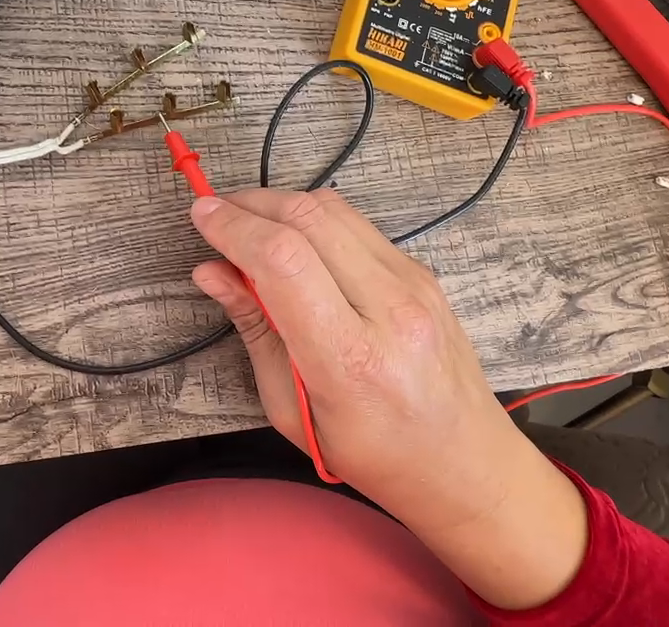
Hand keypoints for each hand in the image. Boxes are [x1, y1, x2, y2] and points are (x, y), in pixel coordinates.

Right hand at [188, 189, 588, 609]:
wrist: (469, 465)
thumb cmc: (371, 453)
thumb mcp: (293, 410)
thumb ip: (254, 329)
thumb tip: (210, 271)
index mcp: (350, 359)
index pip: (284, 262)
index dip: (234, 228)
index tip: (200, 214)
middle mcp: (389, 309)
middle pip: (308, 217)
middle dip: (251, 203)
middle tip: (216, 212)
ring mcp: (414, 283)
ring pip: (332, 207)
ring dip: (280, 203)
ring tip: (248, 222)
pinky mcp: (423, 271)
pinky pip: (355, 222)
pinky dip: (311, 218)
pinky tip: (292, 240)